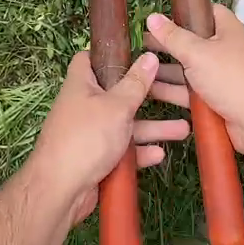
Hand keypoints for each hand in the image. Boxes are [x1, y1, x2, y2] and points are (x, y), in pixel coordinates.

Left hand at [23, 51, 189, 226]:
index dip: (109, 53)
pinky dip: (138, 151)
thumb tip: (150, 56)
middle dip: (146, 96)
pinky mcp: (95, 158)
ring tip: (183, 129)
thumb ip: (136, 83)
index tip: (136, 53)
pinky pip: (121, 150)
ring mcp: (89, 133)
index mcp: (81, 83)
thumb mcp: (117, 106)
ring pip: (124, 124)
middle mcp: (84, 105)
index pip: (90, 58)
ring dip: (151, 127)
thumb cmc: (87, 137)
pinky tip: (159, 154)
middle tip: (173, 93)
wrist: (60, 191)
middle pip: (117, 93)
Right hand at [144, 5, 243, 158]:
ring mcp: (221, 75)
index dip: (182, 12)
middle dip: (167, 44)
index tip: (158, 17)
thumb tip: (153, 17)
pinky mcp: (217, 99)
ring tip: (138, 68)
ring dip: (166, 70)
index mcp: (227, 28)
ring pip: (189, 69)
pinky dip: (174, 90)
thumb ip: (173, 37)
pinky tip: (149, 90)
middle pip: (192, 41)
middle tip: (139, 44)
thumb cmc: (232, 79)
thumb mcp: (198, 54)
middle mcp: (225, 48)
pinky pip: (191, 91)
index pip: (203, 11)